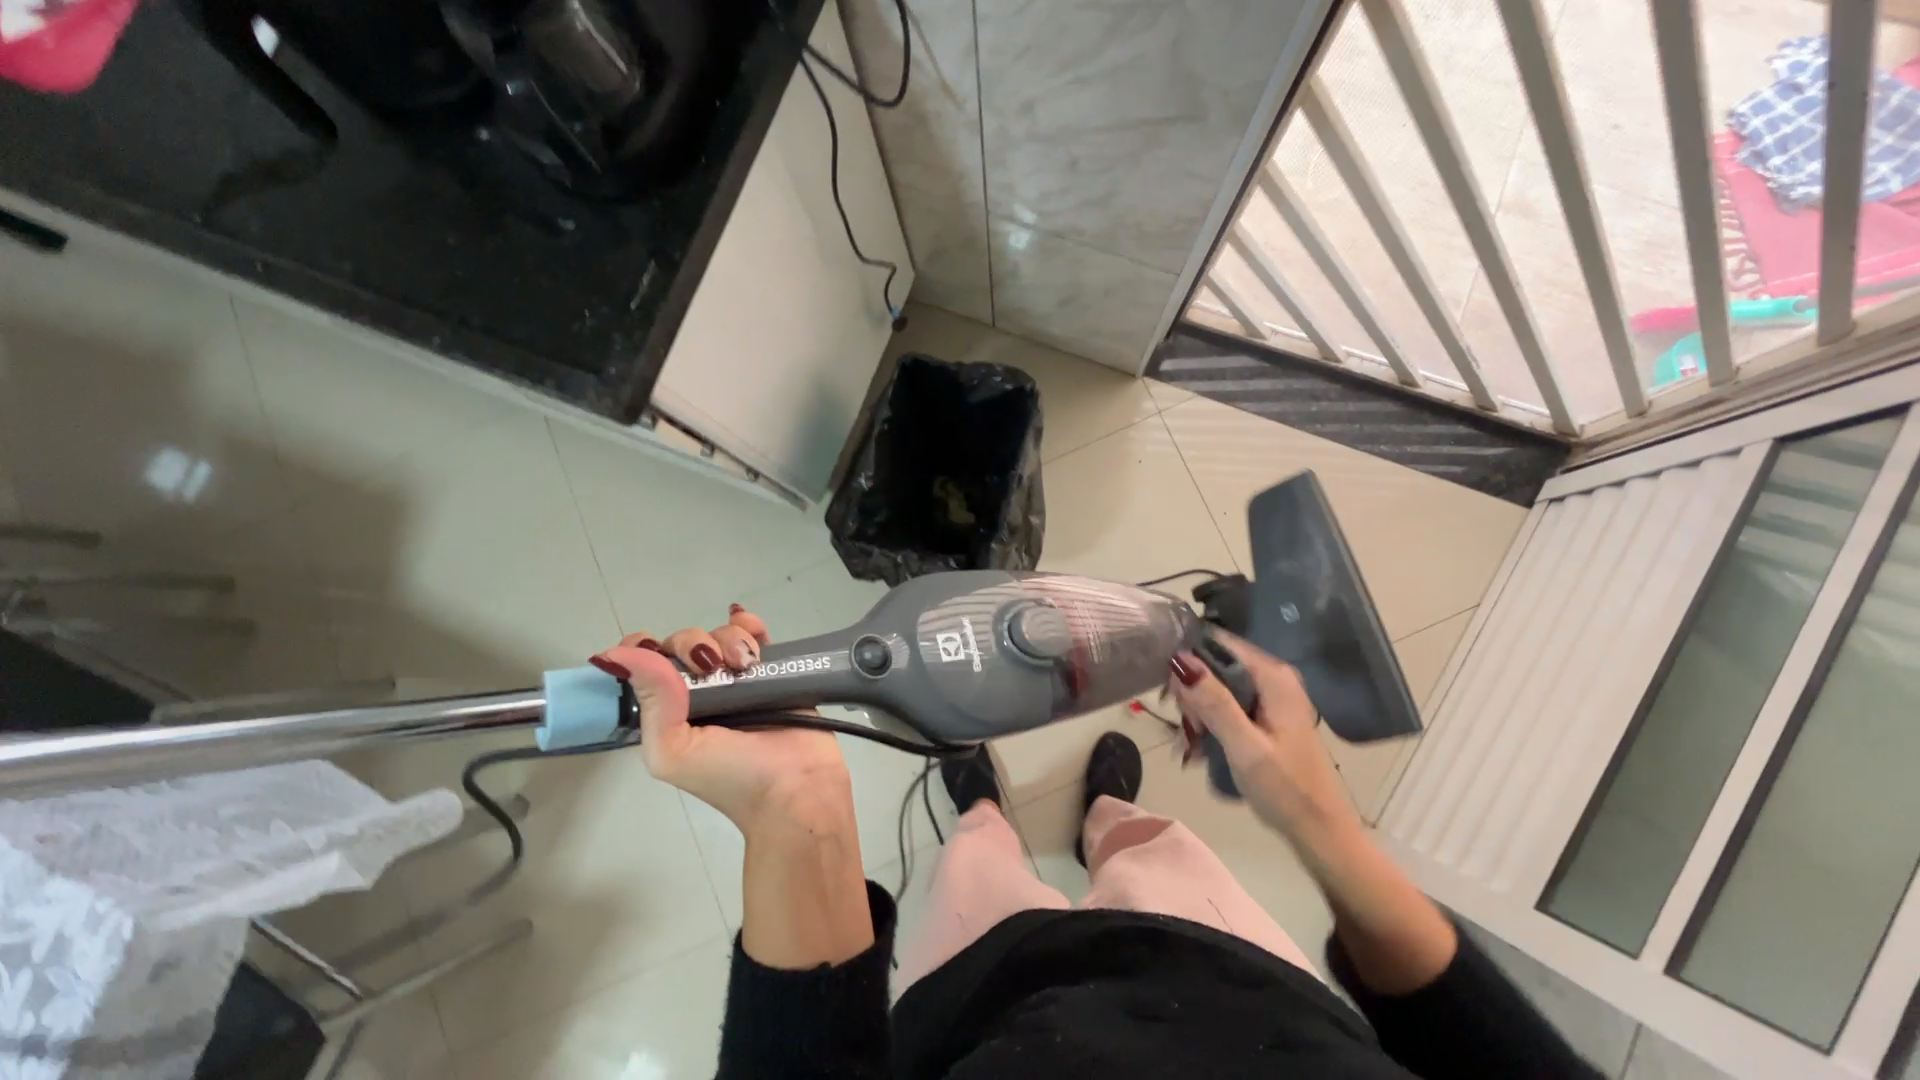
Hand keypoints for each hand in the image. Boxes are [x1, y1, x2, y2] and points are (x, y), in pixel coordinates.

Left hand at [593, 607, 850, 833]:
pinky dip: (750, 625)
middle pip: (684, 645)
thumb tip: (614, 653)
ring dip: (728, 638)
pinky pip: (755, 634)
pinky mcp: (772, 670)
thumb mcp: (674, 751)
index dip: (645, 649)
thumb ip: (652, 701)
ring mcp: (737, 680)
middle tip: (713, 664)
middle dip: (694, 644)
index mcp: (670, 714)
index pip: (645, 668)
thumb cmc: (732, 775)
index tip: (655, 648)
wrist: (797, 786)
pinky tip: (753, 630)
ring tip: (747, 663)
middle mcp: (700, 694)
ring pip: (719, 636)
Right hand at [1169, 631, 1359, 840]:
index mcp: (1273, 677)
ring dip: (1198, 711)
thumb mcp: (1244, 747)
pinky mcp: (1266, 718)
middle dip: (1193, 692)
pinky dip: (1211, 723)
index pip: (1219, 643)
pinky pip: (1228, 707)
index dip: (1189, 659)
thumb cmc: (1286, 789)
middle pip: (1217, 665)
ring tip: (1191, 743)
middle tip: (1186, 726)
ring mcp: (1270, 699)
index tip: (1169, 689)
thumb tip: (1180, 660)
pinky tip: (1200, 748)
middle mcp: (1273, 679)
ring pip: (1218, 687)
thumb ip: (1214, 703)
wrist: (1320, 831)